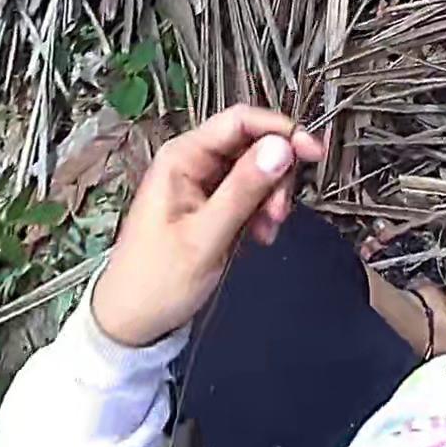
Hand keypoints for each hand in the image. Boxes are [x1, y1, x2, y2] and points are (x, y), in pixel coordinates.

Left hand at [91, 106, 326, 346]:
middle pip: (253, 143)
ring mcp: (203, 181)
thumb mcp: (206, 236)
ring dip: (271, 196)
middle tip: (279, 212)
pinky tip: (259, 236)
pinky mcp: (213, 202)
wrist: (132, 325)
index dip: (281, 130)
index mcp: (183, 156)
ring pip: (256, 168)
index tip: (313, 152)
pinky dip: (262, 210)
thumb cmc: (157, 281)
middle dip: (275, 173)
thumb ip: (245, 189)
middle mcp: (194, 160)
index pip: (240, 121)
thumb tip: (282, 147)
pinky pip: (250, 191)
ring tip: (266, 230)